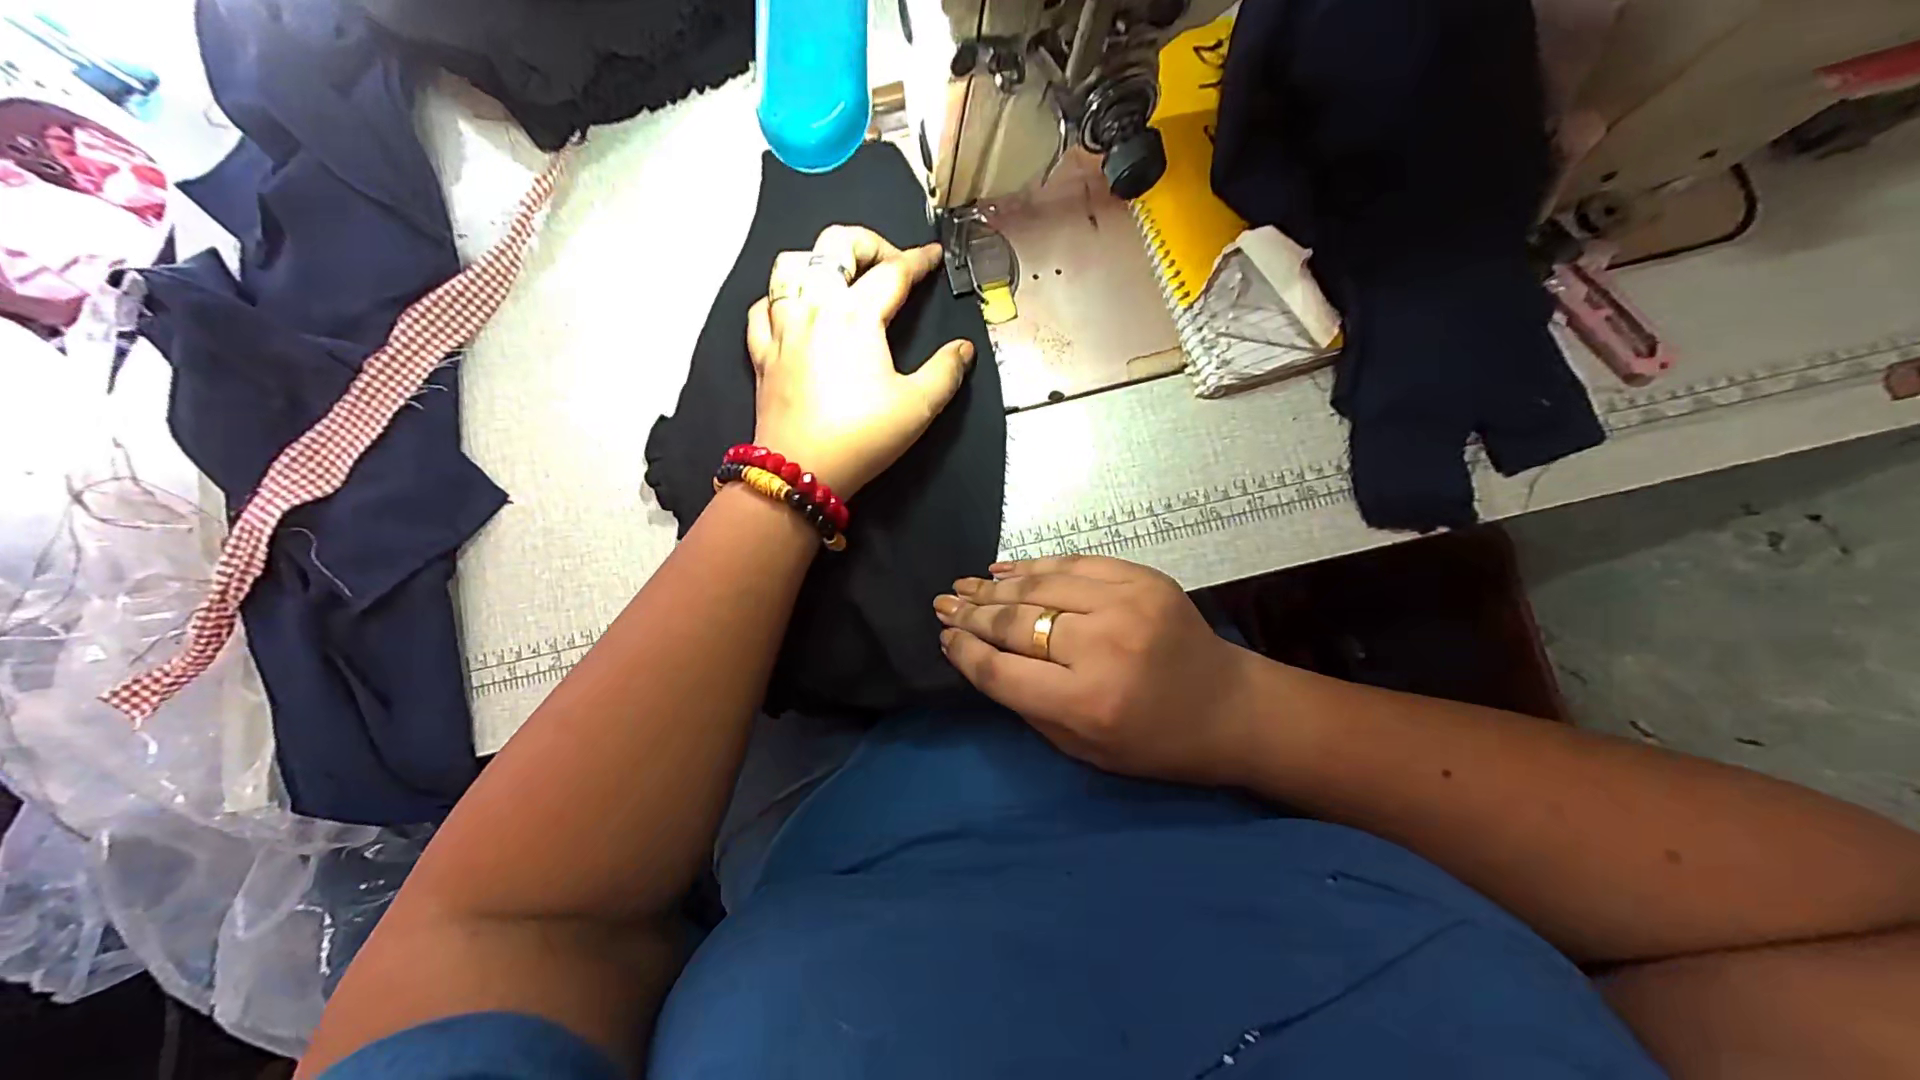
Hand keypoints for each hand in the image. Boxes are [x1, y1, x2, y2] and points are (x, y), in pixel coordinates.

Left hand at [747, 225, 977, 495]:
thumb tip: (963, 350)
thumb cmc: (860, 438)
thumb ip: (946, 372)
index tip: (932, 257)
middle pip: (834, 246)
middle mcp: (815, 309)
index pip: (893, 272)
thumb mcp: (918, 407)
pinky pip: (762, 309)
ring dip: (815, 259)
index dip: (919, 260)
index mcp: (856, 315)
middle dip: (866, 241)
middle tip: (888, 258)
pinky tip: (794, 310)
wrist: (801, 470)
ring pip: (788, 266)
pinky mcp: (764, 354)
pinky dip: (778, 299)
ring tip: (836, 274)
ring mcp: (783, 329)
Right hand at [934, 555, 1259, 786]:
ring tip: (963, 587)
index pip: (1001, 670)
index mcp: (1086, 702)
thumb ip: (1027, 704)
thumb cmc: (1154, 743)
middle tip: (941, 605)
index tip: (943, 639)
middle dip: (971, 615)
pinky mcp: (1142, 578)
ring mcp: (1125, 604)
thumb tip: (979, 657)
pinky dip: (1033, 566)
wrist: (1229, 706)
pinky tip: (1003, 570)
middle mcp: (1102, 647)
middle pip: (1014, 623)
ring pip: (1038, 587)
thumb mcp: (1082, 748)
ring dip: (994, 587)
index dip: (964, 652)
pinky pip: (1073, 563)